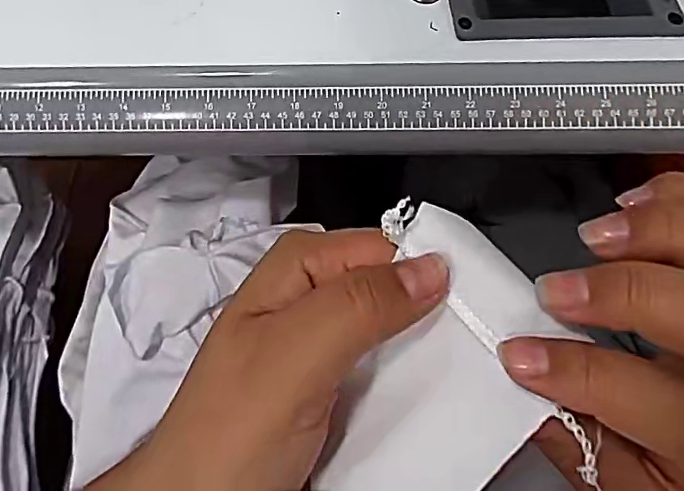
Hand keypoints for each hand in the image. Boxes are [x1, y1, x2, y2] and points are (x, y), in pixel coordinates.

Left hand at [87, 228, 448, 490]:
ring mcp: (322, 347)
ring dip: (419, 359)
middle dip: (426, 316)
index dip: (426, 270)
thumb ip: (357, 304)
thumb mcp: (293, 354)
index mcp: (298, 267)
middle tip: (461, 351)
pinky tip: (412, 408)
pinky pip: (385, 378)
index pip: (382, 246)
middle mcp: (311, 298)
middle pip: (392, 288)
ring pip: (394, 335)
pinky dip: (405, 392)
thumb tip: (425, 269)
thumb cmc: (218, 437)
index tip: (465, 304)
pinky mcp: (332, 390)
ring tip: (437, 386)